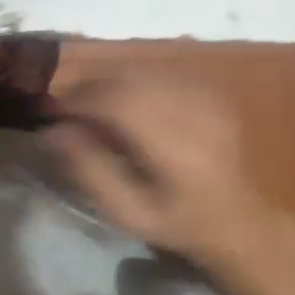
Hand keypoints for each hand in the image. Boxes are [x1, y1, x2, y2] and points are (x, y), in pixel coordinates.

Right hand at [47, 74, 282, 262]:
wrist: (243, 223)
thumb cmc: (179, 224)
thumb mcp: (127, 212)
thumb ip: (88, 170)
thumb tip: (52, 131)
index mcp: (174, 147)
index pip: (114, 101)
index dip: (75, 100)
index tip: (51, 113)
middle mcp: (193, 114)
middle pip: (125, 79)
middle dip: (88, 89)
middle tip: (68, 109)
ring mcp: (206, 100)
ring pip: (141, 70)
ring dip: (108, 83)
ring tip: (94, 106)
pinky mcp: (211, 95)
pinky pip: (160, 72)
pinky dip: (133, 81)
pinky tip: (127, 102)